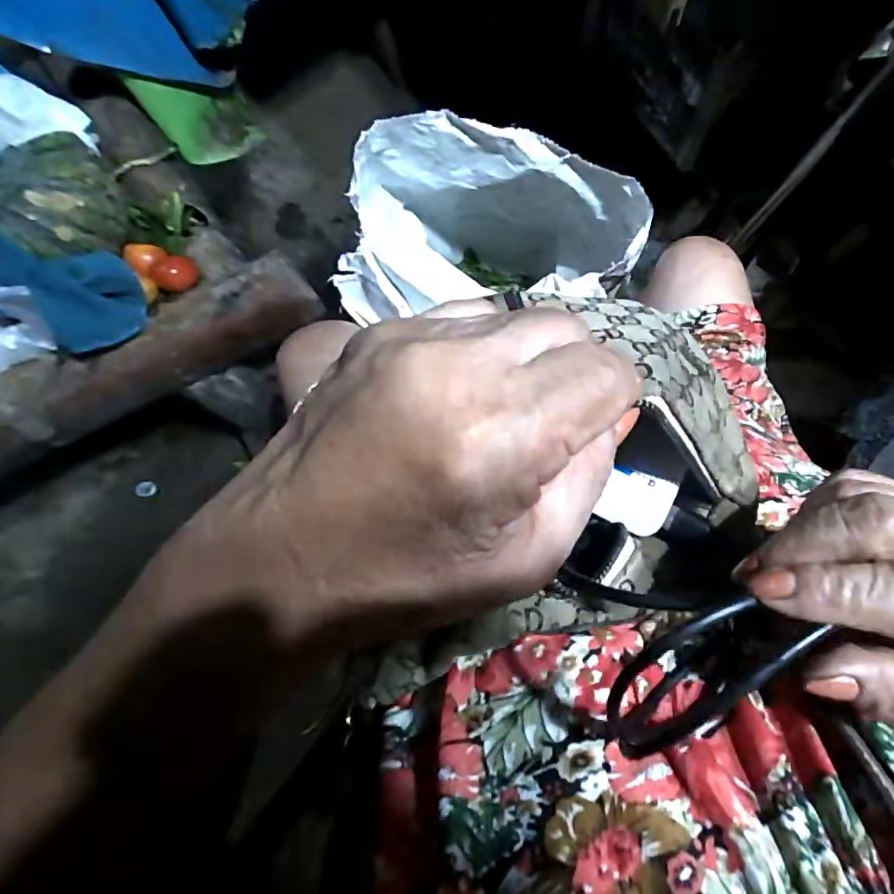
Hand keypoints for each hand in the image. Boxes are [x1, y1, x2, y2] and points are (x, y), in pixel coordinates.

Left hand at [172, 307, 640, 635]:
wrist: (279, 559)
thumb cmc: (408, 579)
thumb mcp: (529, 558)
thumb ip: (587, 477)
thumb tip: (610, 417)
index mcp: (503, 432)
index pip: (608, 370)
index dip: (614, 403)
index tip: (590, 434)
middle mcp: (460, 363)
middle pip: (567, 327)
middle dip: (575, 372)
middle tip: (548, 424)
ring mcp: (411, 336)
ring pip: (515, 313)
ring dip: (525, 356)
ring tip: (495, 408)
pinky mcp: (376, 331)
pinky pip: (461, 315)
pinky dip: (478, 347)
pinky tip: (451, 393)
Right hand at [742, 469, 893, 751]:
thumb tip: (816, 671)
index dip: (831, 589)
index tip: (764, 594)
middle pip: (880, 521)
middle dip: (803, 546)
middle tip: (751, 579)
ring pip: (863, 493)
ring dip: (802, 525)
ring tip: (767, 564)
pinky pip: (860, 484)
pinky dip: (816, 510)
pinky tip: (798, 543)